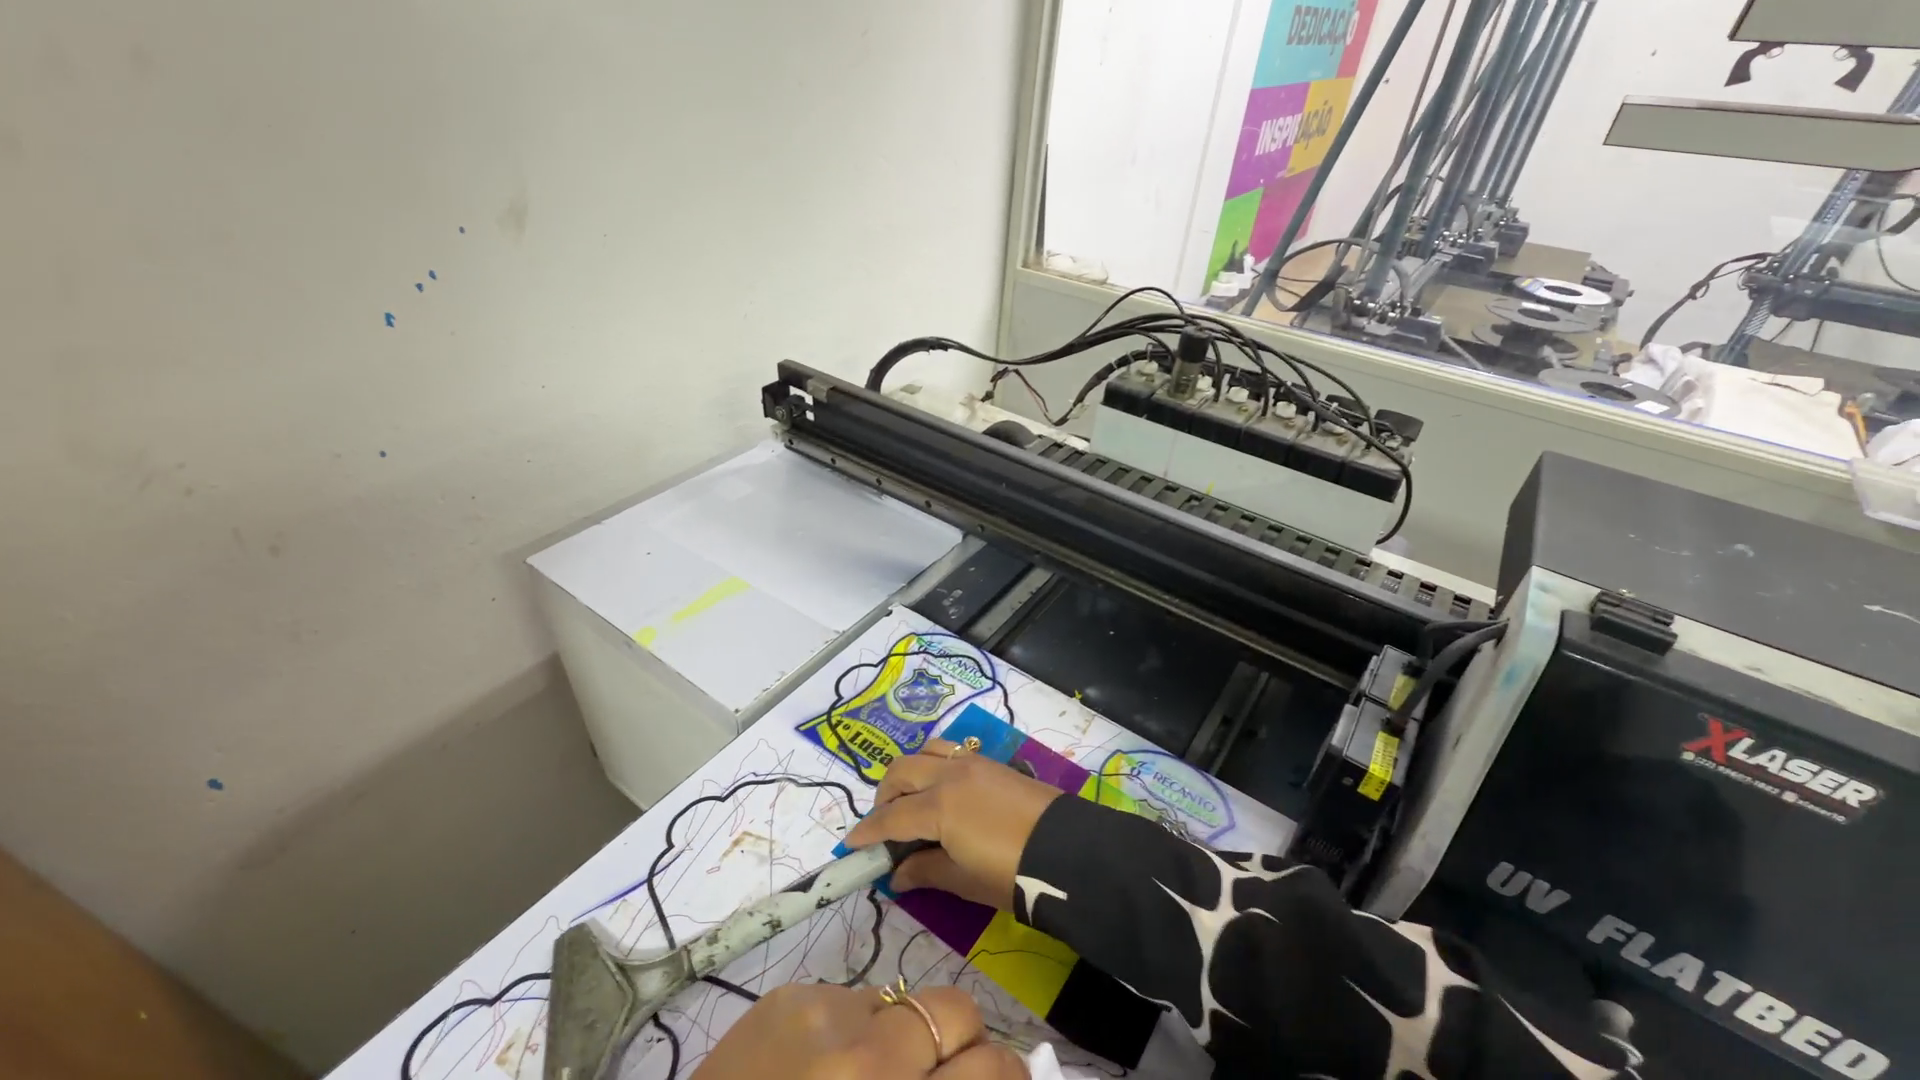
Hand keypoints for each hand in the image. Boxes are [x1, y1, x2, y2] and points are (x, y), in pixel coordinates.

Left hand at [690, 982, 1026, 1079]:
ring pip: (901, 999)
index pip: (991, 1068)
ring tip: (866, 1069)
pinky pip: (848, 999)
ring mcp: (823, 1014)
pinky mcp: (788, 996)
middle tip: (943, 1068)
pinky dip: (849, 1029)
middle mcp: (867, 1055)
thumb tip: (984, 1073)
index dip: (1006, 1072)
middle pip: (957, 1009)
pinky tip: (817, 1063)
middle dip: (962, 1040)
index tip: (999, 1079)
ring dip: (899, 1033)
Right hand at [845, 738, 1064, 909]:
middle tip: (884, 827)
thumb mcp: (965, 880)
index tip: (849, 846)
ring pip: (926, 752)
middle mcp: (950, 775)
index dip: (867, 833)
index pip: (890, 818)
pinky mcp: (994, 764)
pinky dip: (935, 766)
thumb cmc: (1012, 874)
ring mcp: (974, 764)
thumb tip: (897, 874)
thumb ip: (926, 871)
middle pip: (901, 773)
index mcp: (938, 806)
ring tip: (911, 802)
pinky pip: (952, 752)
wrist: (1071, 852)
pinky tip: (941, 792)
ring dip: (910, 773)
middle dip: (885, 797)